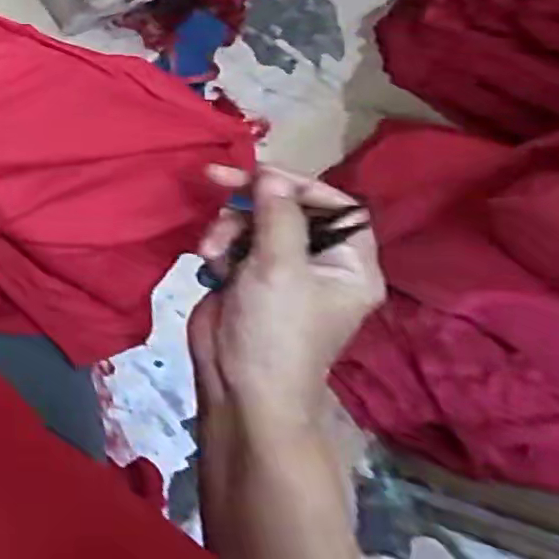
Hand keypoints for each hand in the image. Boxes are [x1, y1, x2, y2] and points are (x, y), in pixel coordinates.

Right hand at [188, 164, 383, 428]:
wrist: (240, 384)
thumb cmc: (275, 329)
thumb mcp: (279, 267)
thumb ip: (277, 215)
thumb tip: (271, 174)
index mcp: (348, 264)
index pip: (337, 206)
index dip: (299, 185)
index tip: (259, 174)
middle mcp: (318, 263)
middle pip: (286, 208)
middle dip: (250, 200)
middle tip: (214, 178)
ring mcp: (279, 269)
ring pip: (252, 221)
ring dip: (226, 226)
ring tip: (212, 251)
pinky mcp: (245, 276)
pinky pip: (232, 239)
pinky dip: (218, 244)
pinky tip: (210, 263)